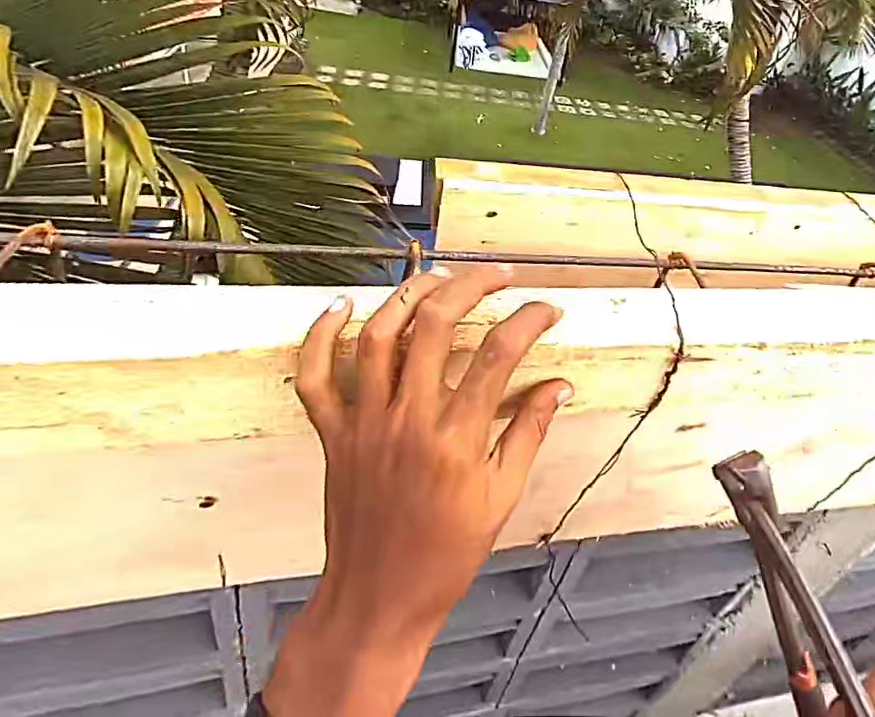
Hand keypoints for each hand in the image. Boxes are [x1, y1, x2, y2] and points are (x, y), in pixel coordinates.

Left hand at [260, 267, 572, 716]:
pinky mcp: (333, 433)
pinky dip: (320, 336)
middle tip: (497, 274)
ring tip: (439, 275)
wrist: (378, 600)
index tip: (545, 309)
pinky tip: (341, 306)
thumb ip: (530, 433)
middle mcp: (408, 419)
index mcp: (456, 439)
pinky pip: (315, 377)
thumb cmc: (445, 554)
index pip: (498, 355)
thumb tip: (559, 386)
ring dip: (409, 295)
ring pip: (380, 336)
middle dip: (471, 286)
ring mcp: (365, 423)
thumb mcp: (502, 498)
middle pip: (436, 326)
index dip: (528, 320)